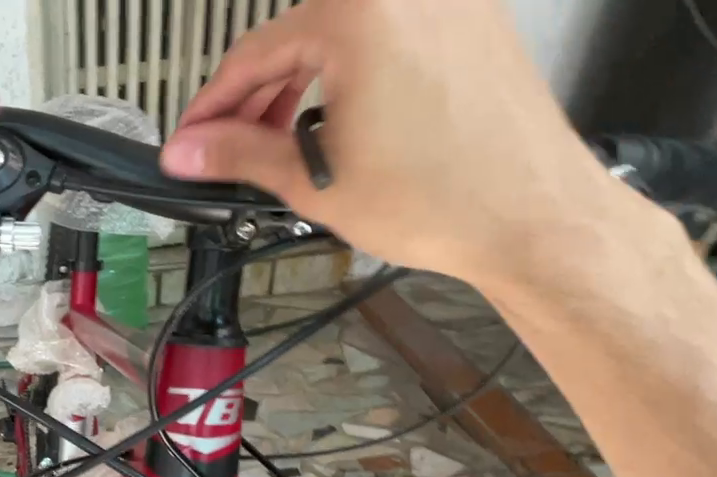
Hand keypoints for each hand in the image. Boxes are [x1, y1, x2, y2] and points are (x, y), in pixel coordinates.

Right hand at [160, 0, 647, 286]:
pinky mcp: (469, 21)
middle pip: (295, 37)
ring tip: (273, 141)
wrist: (530, 216)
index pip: (252, 54)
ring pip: (339, 34)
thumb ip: (239, 155)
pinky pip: (384, 35)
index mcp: (360, 15)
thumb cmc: (441, 199)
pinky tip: (330, 118)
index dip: (209, 106)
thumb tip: (186, 150)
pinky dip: (345, 73)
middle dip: (252, 98)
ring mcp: (445, 1)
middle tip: (223, 148)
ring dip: (295, 85)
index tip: (189, 139)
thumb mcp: (314, 181)